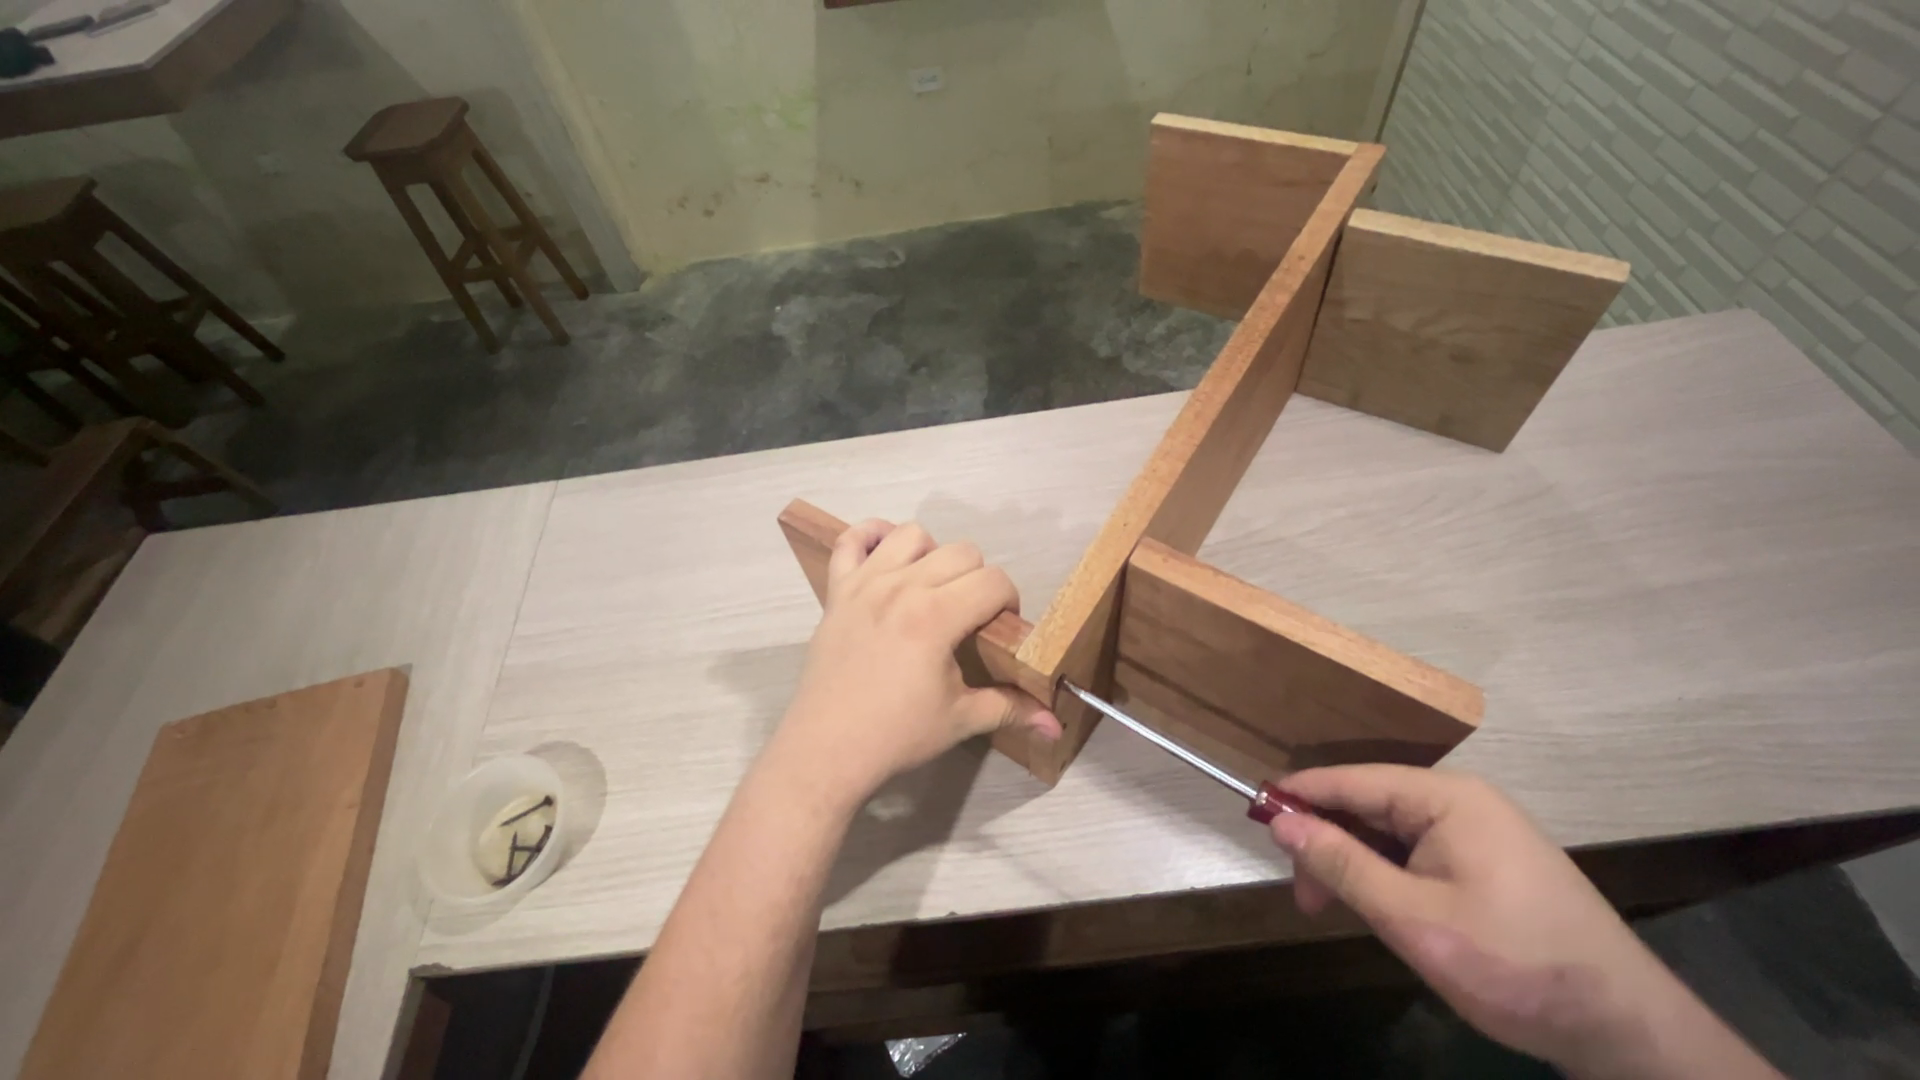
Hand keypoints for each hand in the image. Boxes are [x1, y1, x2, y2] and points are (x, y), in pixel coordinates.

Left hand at [772, 520, 1059, 803]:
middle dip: (978, 580)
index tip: (1001, 629)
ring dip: (932, 555)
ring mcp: (865, 584)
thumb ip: (1011, 709)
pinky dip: (872, 537)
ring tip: (932, 590)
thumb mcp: (961, 721)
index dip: (1009, 601)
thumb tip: (1056, 727)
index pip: (994, 581)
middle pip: (961, 552)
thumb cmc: (896, 735)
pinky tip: (887, 558)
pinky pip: (850, 540)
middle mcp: (902, 587)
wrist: (827, 749)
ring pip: (912, 535)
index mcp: (936, 617)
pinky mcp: (836, 591)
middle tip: (971, 618)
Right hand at [1267, 766, 1780, 1079]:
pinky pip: (1417, 853)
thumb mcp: (1413, 918)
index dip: (1299, 794)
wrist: (1626, 1027)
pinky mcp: (1489, 863)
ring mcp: (1480, 832)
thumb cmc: (1514, 963)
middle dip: (1327, 842)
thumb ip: (1342, 863)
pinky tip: (1375, 906)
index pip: (1352, 779)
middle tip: (1304, 897)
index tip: (1253, 812)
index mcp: (1447, 798)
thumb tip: (1280, 820)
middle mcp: (1462, 802)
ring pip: (1390, 832)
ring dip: (1354, 864)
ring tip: (1332, 909)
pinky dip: (1385, 875)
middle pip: (1369, 804)